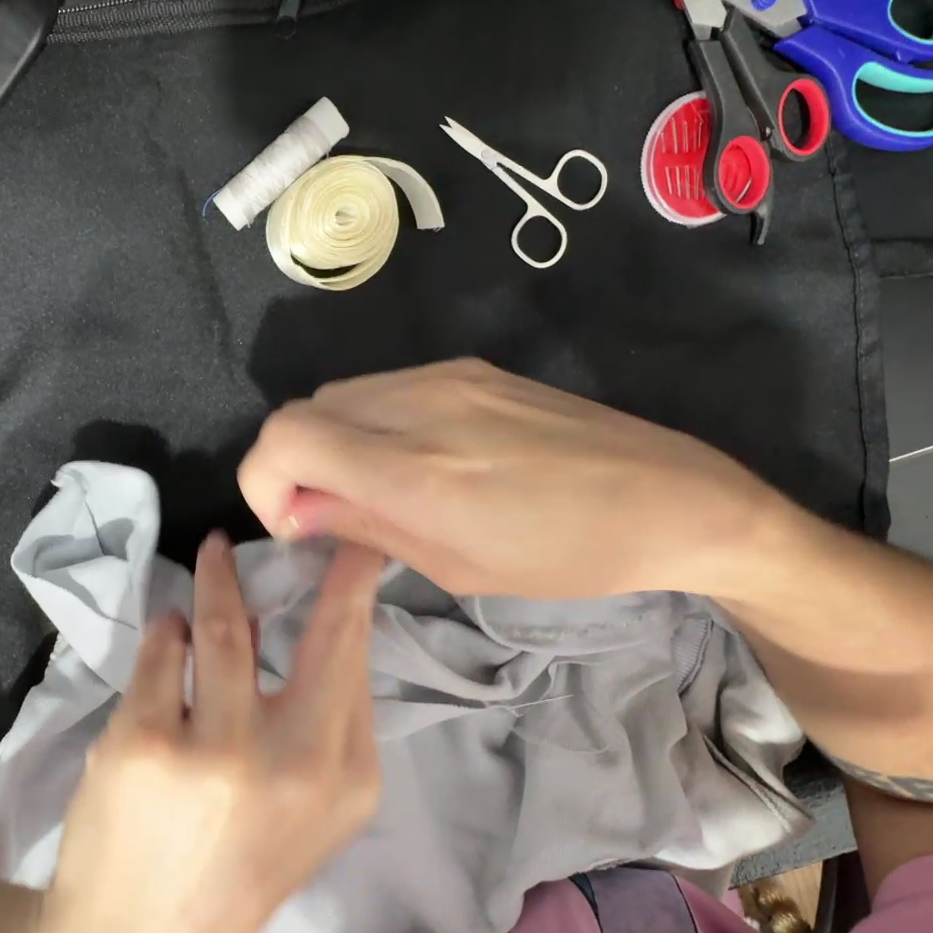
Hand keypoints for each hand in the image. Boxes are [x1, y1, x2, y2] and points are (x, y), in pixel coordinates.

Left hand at [16, 534, 386, 932]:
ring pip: (223, 624)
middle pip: (314, 631)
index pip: (358, 655)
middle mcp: (292, 761)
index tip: (357, 542)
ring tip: (212, 556)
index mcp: (345, 778)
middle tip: (297, 517)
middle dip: (310, 563)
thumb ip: (326, 721)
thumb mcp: (315, 812)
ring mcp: (215, 751)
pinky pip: (162, 649)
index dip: (355, 588)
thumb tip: (312, 625)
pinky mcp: (145, 742)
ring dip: (215, 581)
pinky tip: (170, 631)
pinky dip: (167, 630)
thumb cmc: (237, 865)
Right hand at [237, 359, 786, 598]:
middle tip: (329, 515)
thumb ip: (364, 525)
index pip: (284, 438)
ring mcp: (445, 376)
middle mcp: (417, 404)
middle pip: (300, 410)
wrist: (669, 496)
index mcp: (414, 468)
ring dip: (329, 443)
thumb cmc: (565, 555)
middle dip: (291, 465)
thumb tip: (299, 511)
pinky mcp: (469, 367)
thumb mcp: (455, 565)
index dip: (263, 483)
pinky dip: (366, 424)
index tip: (296, 526)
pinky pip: (383, 388)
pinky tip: (410, 460)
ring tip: (371, 490)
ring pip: (338, 394)